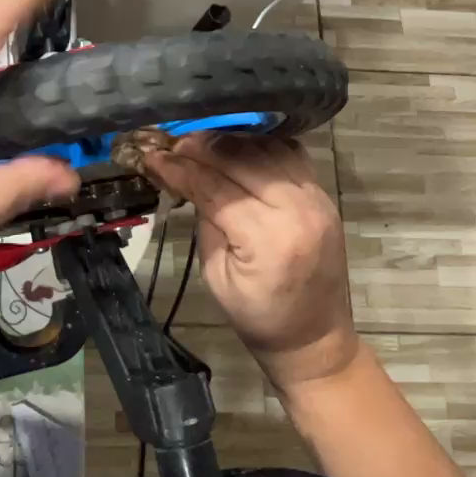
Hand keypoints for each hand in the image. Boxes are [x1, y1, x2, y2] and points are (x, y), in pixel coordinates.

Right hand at [145, 133, 357, 390]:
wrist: (314, 336)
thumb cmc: (257, 315)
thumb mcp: (215, 274)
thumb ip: (204, 220)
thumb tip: (182, 176)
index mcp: (267, 239)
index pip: (214, 186)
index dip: (179, 169)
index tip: (152, 157)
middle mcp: (297, 209)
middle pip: (241, 159)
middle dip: (201, 147)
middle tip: (171, 144)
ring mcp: (316, 198)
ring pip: (267, 148)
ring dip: (229, 140)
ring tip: (199, 142)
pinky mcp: (323, 195)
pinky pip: (290, 154)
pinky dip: (259, 145)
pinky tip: (236, 148)